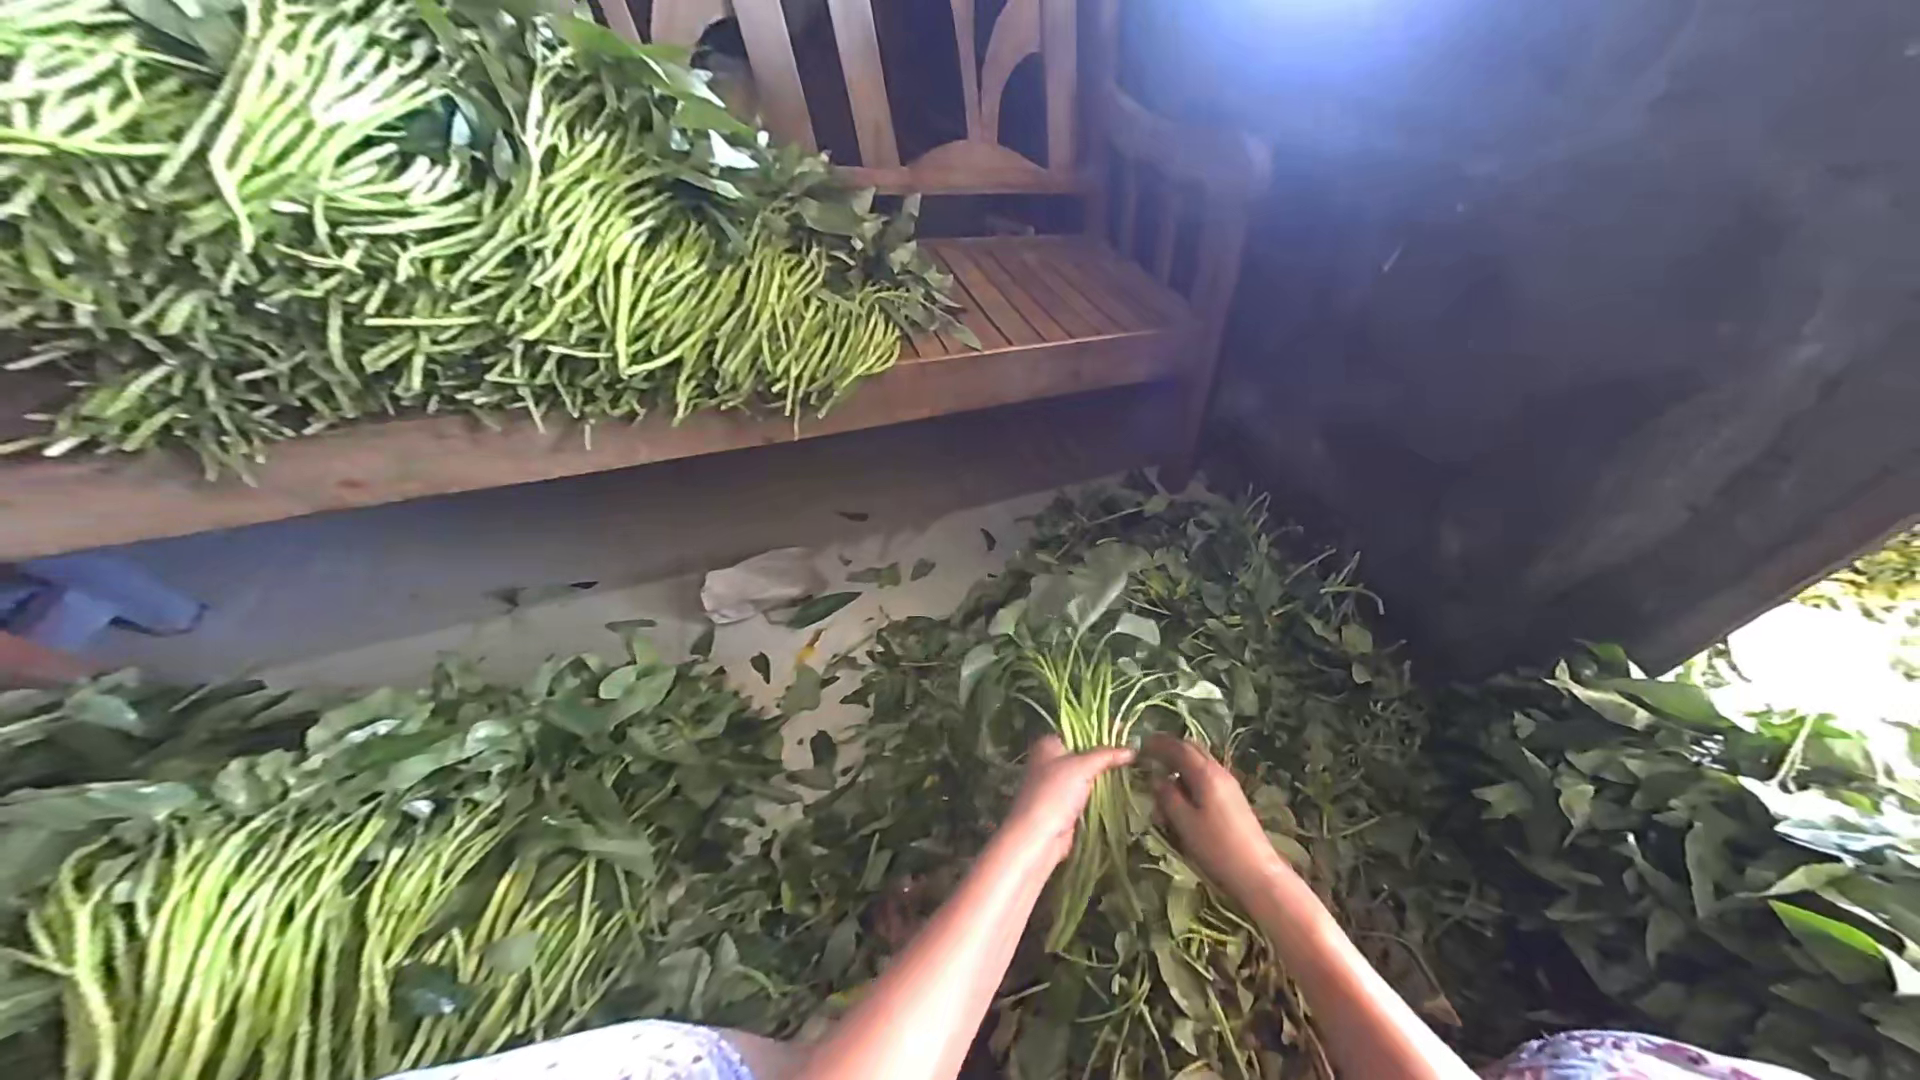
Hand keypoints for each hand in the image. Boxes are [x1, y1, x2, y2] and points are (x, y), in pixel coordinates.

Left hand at [1001, 736, 1133, 866]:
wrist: (1038, 836)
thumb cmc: (1054, 793)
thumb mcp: (1080, 767)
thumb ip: (1105, 755)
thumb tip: (1132, 749)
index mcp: (1049, 744)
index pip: (1079, 729)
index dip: (1101, 729)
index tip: (1126, 731)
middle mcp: (1051, 760)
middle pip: (1084, 751)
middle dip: (1107, 751)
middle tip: (1135, 748)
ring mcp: (1058, 782)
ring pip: (1087, 771)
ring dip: (1106, 771)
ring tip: (1134, 764)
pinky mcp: (1066, 803)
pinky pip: (1088, 790)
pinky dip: (1102, 788)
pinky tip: (1122, 784)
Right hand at [1143, 734, 1290, 896]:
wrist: (1258, 873)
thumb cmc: (1216, 848)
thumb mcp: (1183, 822)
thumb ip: (1167, 795)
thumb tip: (1155, 777)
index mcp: (1205, 774)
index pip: (1178, 747)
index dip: (1157, 743)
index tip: (1139, 746)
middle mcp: (1219, 772)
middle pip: (1192, 748)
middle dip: (1169, 748)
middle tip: (1149, 754)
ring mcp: (1229, 784)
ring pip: (1200, 761)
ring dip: (1180, 761)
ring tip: (1162, 772)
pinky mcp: (1233, 797)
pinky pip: (1206, 774)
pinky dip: (1190, 773)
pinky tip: (1182, 790)